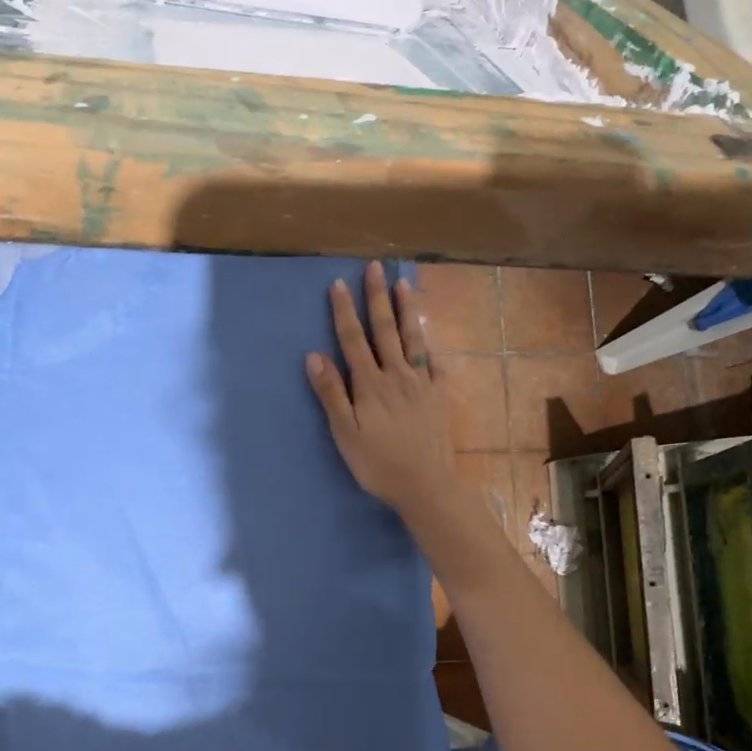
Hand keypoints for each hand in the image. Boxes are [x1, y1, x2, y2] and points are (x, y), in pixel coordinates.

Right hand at [306, 262, 458, 516]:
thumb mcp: (345, 432)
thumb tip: (314, 355)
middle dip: (376, 297)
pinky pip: (434, 363)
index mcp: (369, 383)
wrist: (425, 484)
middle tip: (374, 267)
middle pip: (384, 330)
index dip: (344, 311)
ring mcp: (420, 384)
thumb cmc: (377, 463)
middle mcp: (396, 375)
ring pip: (412, 339)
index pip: (353, 339)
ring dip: (405, 310)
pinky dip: (430, 344)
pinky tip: (430, 334)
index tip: (338, 283)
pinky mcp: (437, 396)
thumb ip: (331, 393)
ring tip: (402, 284)